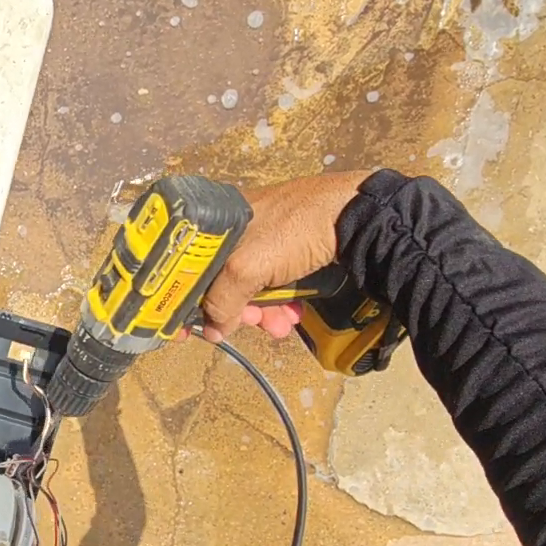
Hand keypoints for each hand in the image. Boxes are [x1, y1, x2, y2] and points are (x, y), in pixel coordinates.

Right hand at [198, 170, 373, 340]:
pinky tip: (292, 312)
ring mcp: (264, 237)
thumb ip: (221, 301)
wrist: (359, 216)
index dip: (186, 299)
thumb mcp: (244, 268)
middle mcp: (234, 229)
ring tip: (279, 325)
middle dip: (236, 310)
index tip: (190, 327)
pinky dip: (281, 300)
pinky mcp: (290, 247)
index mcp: (213, 224)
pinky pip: (273, 280)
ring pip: (249, 285)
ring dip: (262, 311)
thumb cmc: (293, 230)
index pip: (187, 269)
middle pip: (219, 281)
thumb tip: (212, 330)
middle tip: (251, 323)